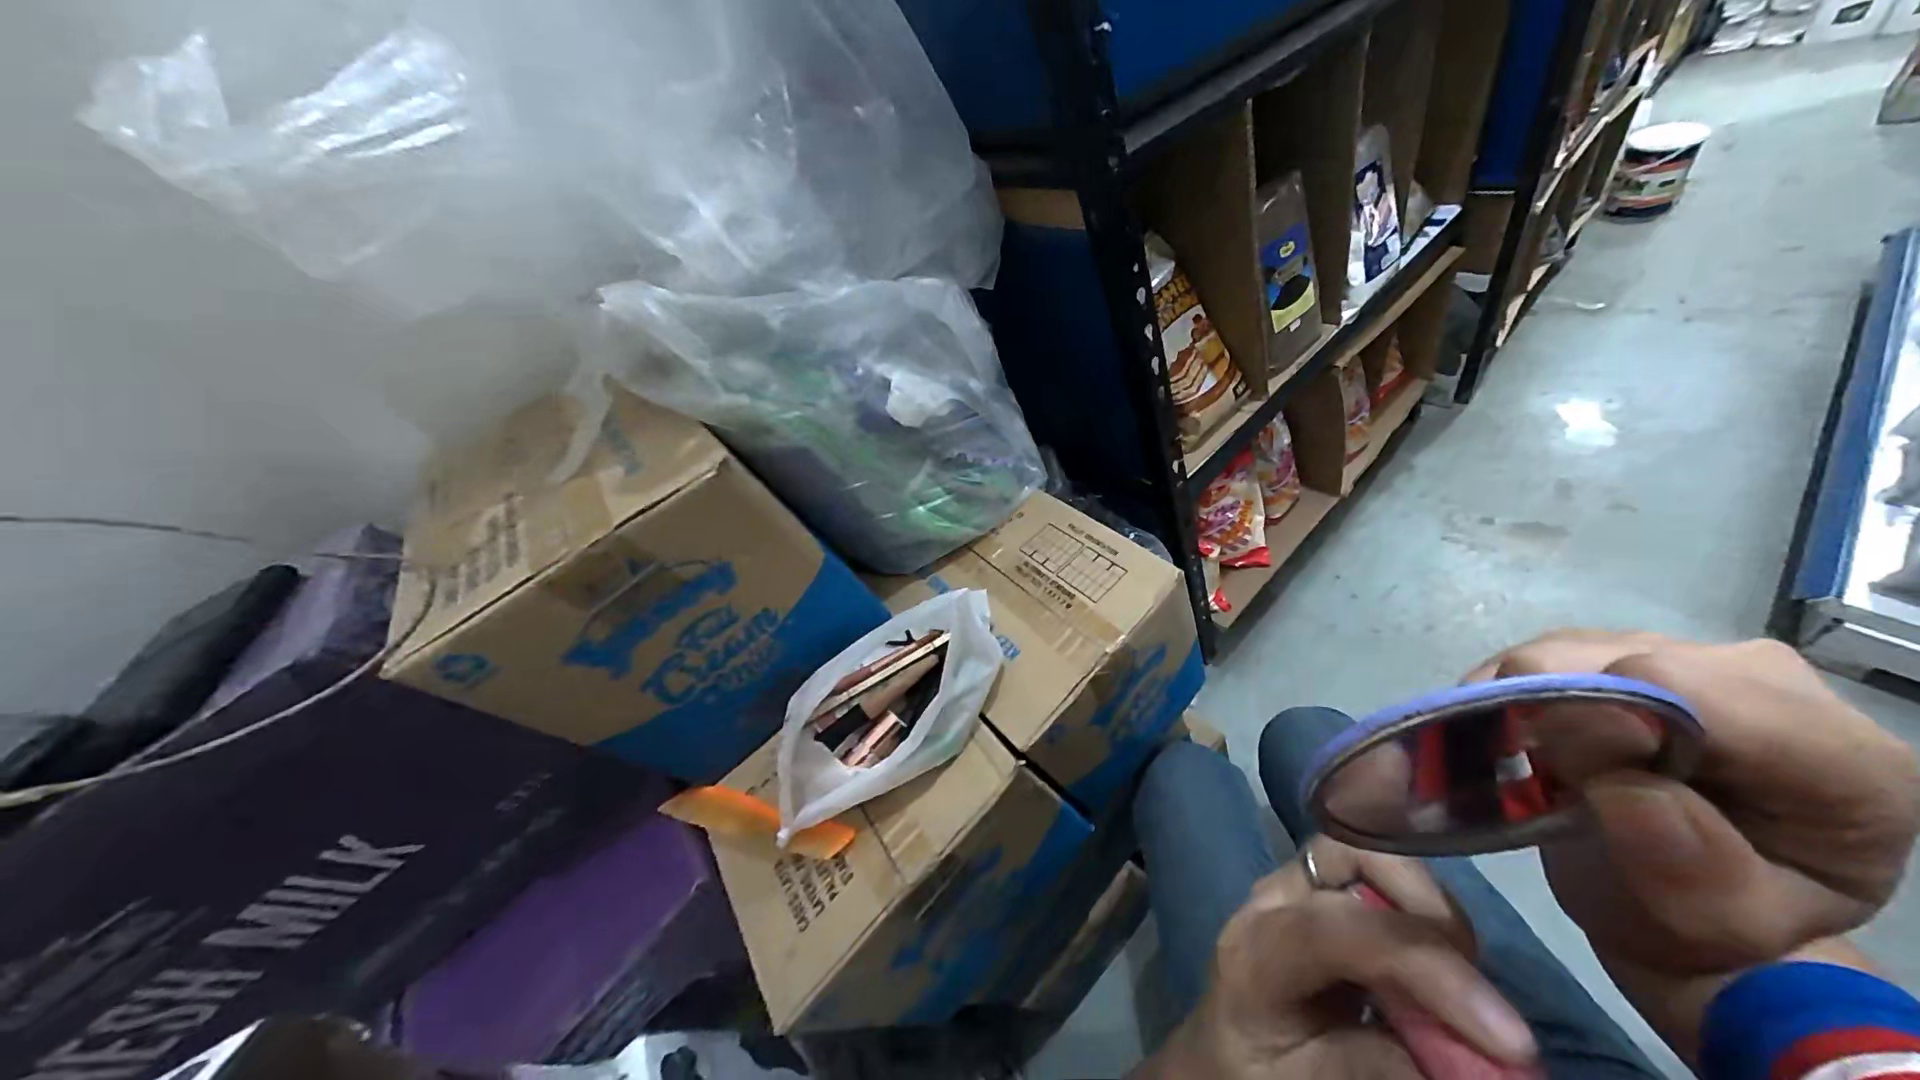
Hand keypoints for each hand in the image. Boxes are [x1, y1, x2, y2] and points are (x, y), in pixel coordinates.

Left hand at [1135, 837, 1537, 1079]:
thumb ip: (1385, 1068)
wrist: (1223, 1058)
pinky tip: (1438, 978)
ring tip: (1459, 995)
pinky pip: (1383, 879)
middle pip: (1352, 859)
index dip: (1426, 968)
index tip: (1512, 1040)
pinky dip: (1427, 922)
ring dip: (1437, 920)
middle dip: (1432, 919)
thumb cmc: (1261, 1079)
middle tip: (1479, 1005)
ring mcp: (1293, 887)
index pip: (1332, 931)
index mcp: (1254, 957)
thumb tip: (1486, 1065)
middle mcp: (1270, 902)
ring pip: (1376, 860)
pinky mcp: (1319, 889)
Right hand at [1470, 631, 1919, 976]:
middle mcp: (1773, 684)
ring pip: (1569, 648)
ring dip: (1531, 704)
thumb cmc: (1698, 918)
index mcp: (1839, 758)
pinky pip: (1543, 649)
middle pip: (1624, 659)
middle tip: (1549, 776)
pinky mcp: (1625, 647)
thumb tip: (1622, 783)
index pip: (1692, 691)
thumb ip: (1687, 865)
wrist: (1667, 900)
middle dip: (1559, 714)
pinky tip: (1527, 737)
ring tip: (1541, 763)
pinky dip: (1516, 692)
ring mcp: (1690, 655)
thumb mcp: (1713, 923)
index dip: (1604, 719)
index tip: (1561, 774)